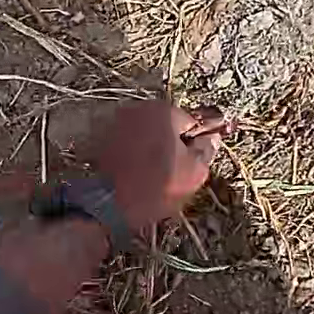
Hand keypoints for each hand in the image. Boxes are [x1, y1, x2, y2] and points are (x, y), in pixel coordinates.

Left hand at [89, 98, 226, 226]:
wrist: (109, 205)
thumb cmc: (158, 186)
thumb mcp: (194, 171)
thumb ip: (206, 150)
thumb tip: (211, 138)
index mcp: (164, 111)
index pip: (193, 123)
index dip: (197, 144)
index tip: (195, 162)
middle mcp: (139, 109)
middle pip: (168, 125)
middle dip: (175, 144)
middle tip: (176, 171)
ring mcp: (117, 122)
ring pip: (148, 134)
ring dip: (155, 149)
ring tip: (156, 175)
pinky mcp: (102, 138)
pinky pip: (130, 143)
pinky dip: (137, 154)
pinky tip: (139, 173)